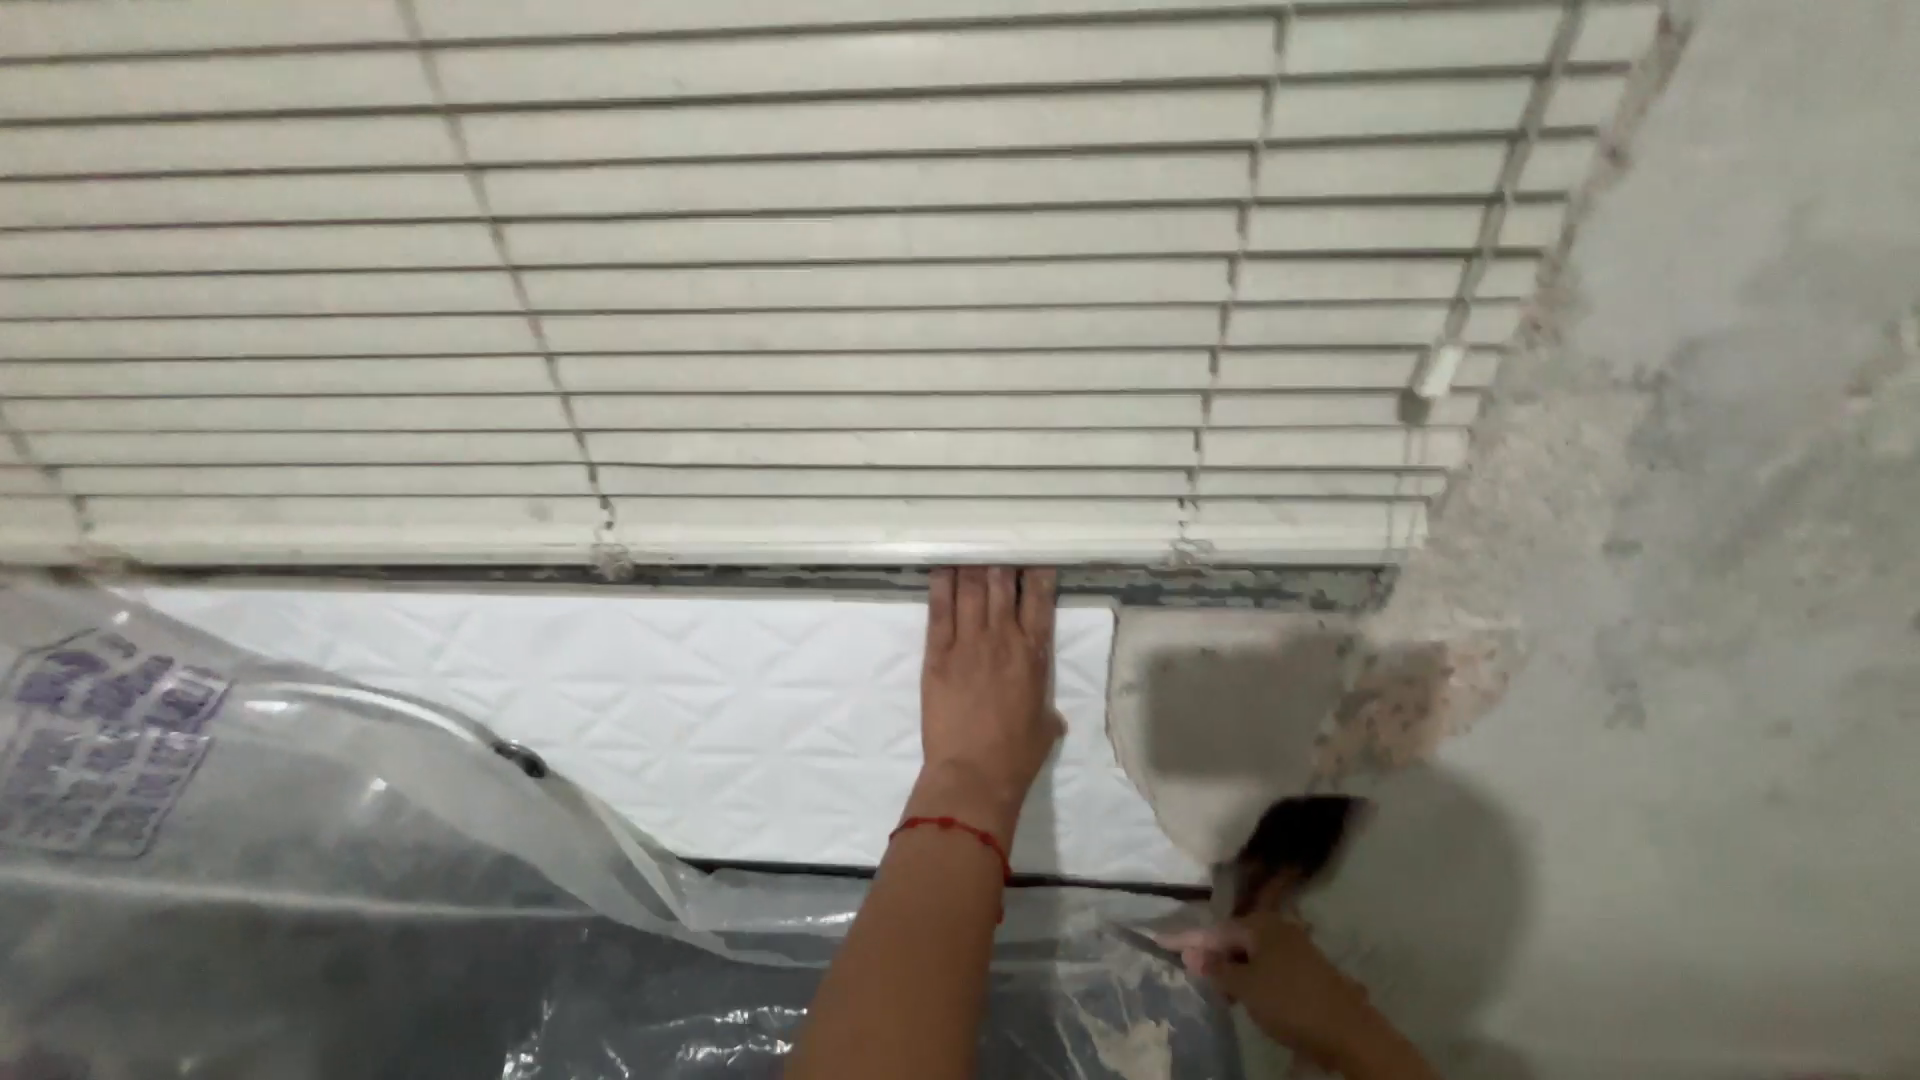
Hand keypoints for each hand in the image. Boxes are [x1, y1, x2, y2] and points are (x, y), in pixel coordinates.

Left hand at [909, 567, 1063, 845]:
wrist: (974, 772)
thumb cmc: (1016, 755)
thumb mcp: (1045, 727)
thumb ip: (1046, 710)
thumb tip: (1049, 714)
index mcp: (1034, 654)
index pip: (1039, 600)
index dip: (1036, 574)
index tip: (1033, 559)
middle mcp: (1002, 638)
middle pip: (1001, 584)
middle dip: (1000, 562)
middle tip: (997, 549)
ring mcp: (968, 643)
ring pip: (971, 589)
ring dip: (972, 566)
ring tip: (970, 550)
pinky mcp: (938, 654)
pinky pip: (940, 610)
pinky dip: (941, 585)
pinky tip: (942, 568)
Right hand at [1161, 912, 1376, 1071]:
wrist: (1351, 1034)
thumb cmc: (1290, 1003)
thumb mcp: (1245, 989)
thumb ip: (1216, 969)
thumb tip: (1190, 952)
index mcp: (1261, 925)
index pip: (1214, 930)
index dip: (1186, 938)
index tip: (1159, 940)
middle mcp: (1279, 928)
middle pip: (1234, 939)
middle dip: (1212, 954)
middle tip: (1191, 971)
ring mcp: (1296, 948)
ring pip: (1252, 955)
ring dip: (1233, 970)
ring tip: (1218, 989)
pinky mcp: (1308, 971)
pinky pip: (1268, 967)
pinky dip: (1253, 978)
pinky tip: (1248, 997)